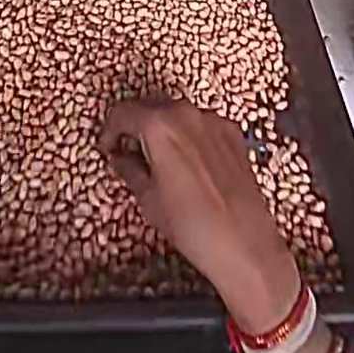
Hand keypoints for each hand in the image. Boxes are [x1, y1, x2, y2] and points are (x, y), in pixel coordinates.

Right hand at [100, 100, 302, 334]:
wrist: (245, 246)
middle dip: (136, 125)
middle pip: (150, 106)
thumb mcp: (149, 199)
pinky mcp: (231, 132)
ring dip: (163, 127)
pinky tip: (188, 162)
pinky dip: (189, 134)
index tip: (108, 144)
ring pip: (176, 113)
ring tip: (158, 157)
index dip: (110, 129)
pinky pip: (201, 123)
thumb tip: (121, 159)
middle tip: (127, 148)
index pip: (123, 112)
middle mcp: (185, 113)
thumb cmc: (194, 226)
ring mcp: (211, 120)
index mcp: (159, 126)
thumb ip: (130, 170)